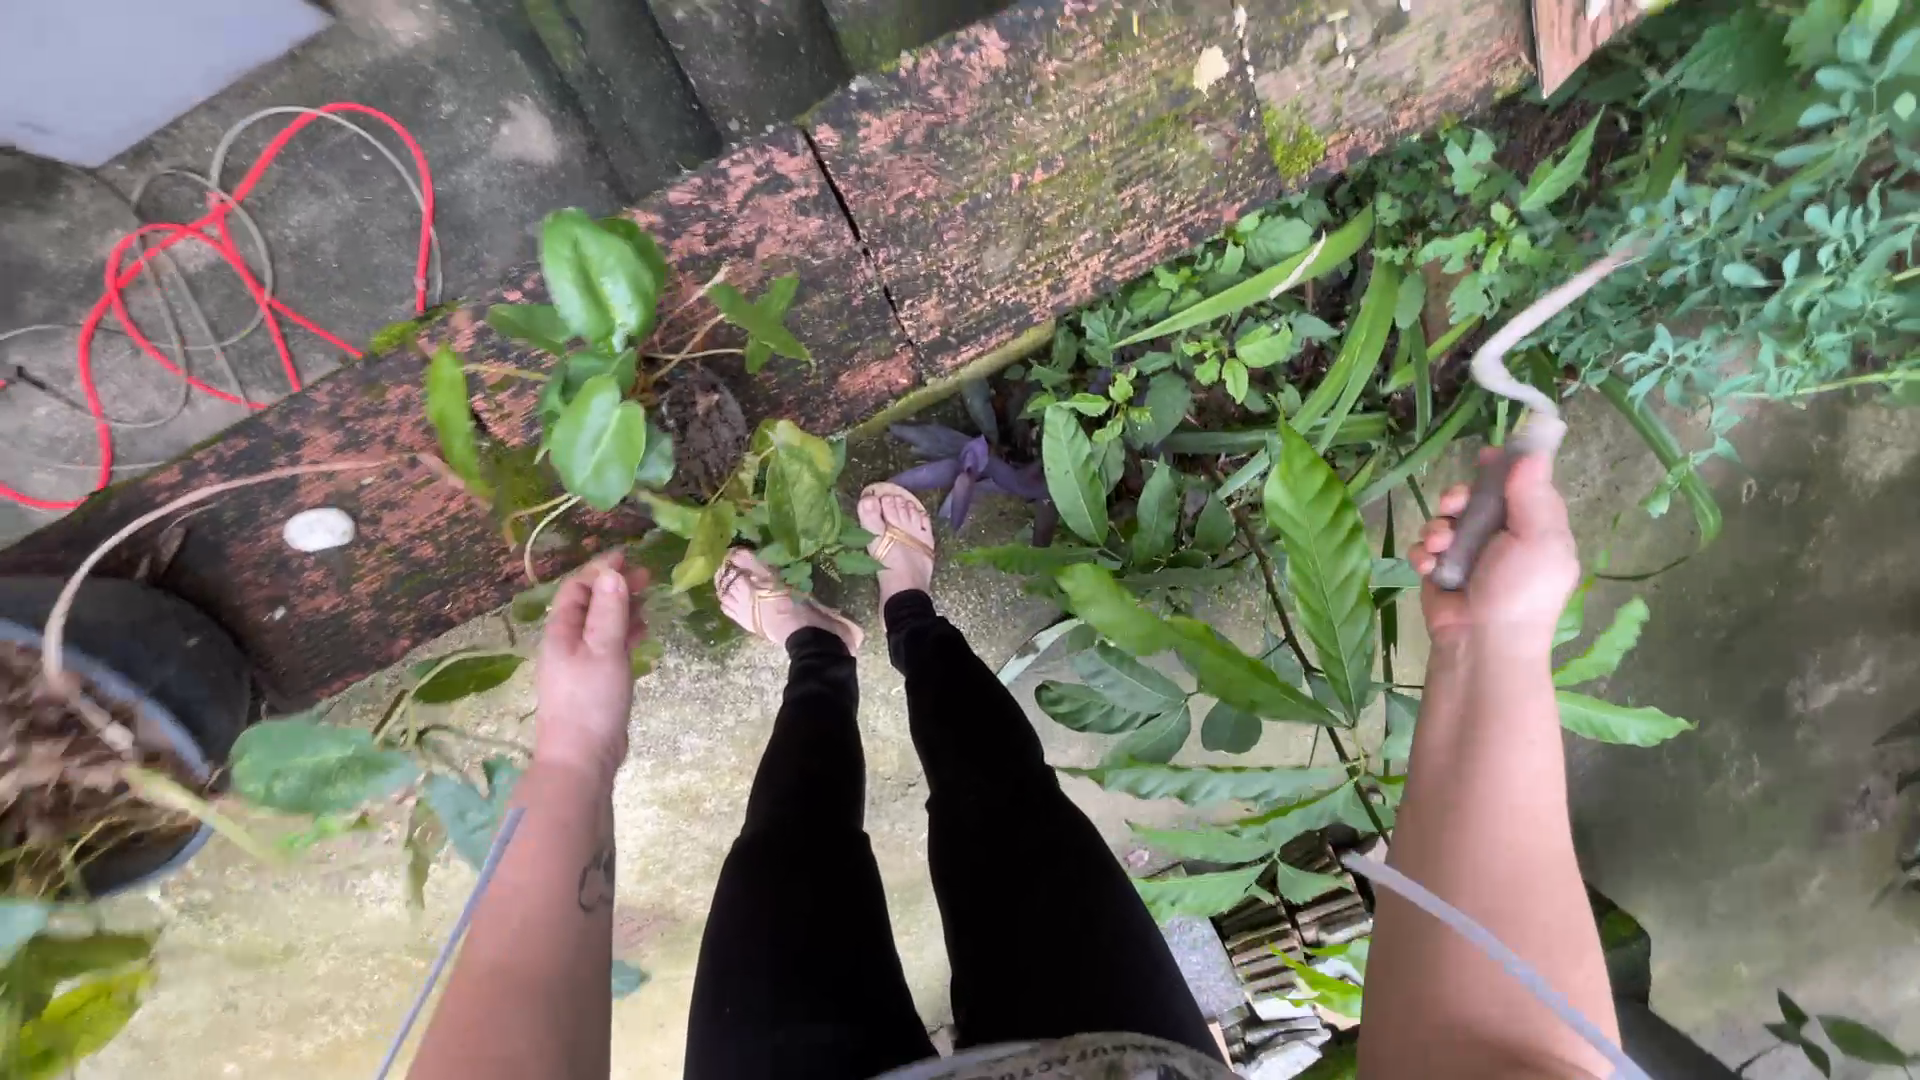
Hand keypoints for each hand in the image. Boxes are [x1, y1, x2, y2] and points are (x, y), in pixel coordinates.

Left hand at [534, 552, 649, 781]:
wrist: (582, 757)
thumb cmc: (590, 700)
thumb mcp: (604, 649)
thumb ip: (610, 611)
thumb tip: (613, 573)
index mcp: (562, 632)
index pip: (577, 589)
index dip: (600, 570)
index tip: (628, 557)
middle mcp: (568, 643)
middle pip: (590, 604)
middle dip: (616, 587)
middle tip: (648, 577)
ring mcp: (582, 662)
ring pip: (602, 624)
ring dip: (623, 608)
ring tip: (649, 601)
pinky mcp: (597, 680)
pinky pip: (611, 645)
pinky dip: (626, 632)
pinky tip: (643, 632)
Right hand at [1410, 448, 1578, 650]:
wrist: (1481, 640)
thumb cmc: (1519, 590)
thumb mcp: (1536, 538)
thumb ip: (1531, 494)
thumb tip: (1532, 452)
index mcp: (1534, 526)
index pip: (1520, 484)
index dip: (1503, 467)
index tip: (1484, 455)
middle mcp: (1500, 536)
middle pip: (1473, 498)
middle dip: (1456, 498)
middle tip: (1451, 505)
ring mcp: (1466, 554)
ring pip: (1442, 521)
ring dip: (1435, 529)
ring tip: (1438, 547)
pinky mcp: (1438, 570)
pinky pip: (1423, 549)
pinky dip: (1422, 555)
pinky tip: (1428, 567)